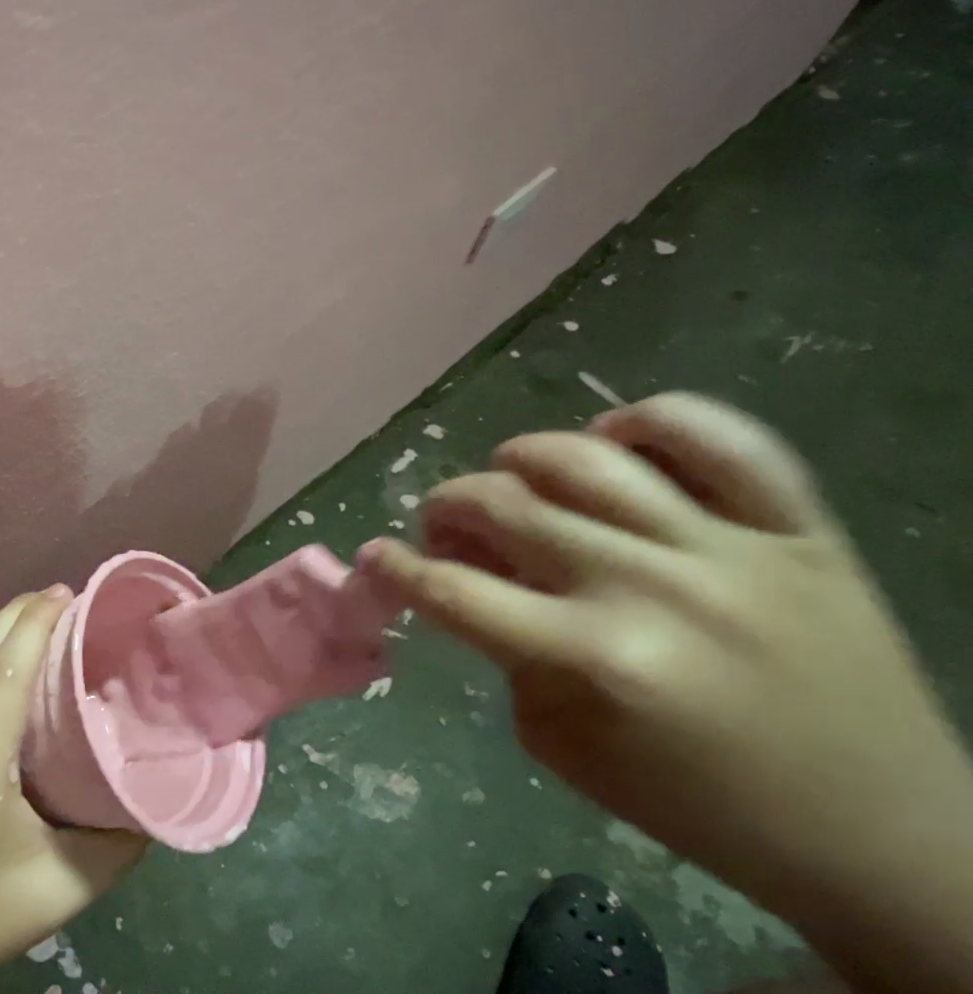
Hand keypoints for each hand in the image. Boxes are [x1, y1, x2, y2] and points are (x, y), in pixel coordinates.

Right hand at [356, 393, 972, 989]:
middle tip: (444, 530)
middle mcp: (649, 584)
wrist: (878, 833)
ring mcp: (730, 546)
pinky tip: (616, 438)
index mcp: (591, 657)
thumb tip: (474, 581)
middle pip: (503, 506)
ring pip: (588, 456)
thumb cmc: (696, 805)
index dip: (394, 568)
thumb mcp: (561, 744)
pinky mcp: (799, 528)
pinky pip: (722, 437)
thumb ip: (506, 654)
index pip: (452, 589)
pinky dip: (654, 418)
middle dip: (445, 511)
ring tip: (513, 482)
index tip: (374, 559)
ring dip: (519, 459)